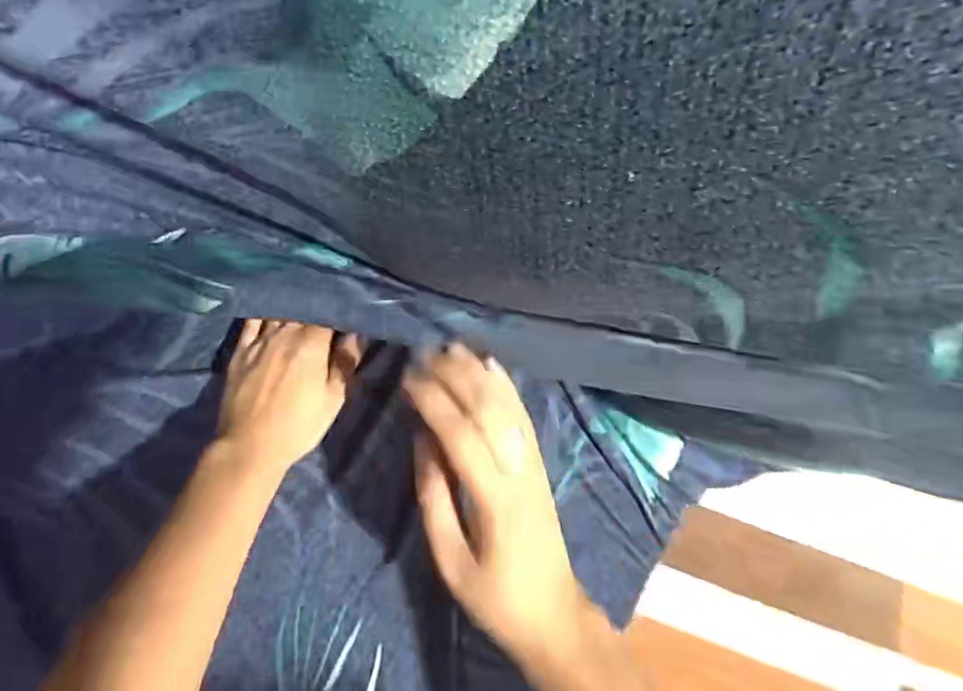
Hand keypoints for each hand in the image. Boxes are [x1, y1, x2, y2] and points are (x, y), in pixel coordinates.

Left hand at [216, 319, 362, 477]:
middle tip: (322, 316)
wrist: (250, 445)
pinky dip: (262, 314)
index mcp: (311, 343)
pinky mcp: (240, 350)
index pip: (327, 315)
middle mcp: (285, 333)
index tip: (342, 318)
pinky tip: (269, 312)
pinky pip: (251, 322)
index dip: (335, 314)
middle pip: (302, 311)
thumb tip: (355, 334)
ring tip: (298, 310)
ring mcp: (259, 340)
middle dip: (314, 310)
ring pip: (278, 313)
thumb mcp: (333, 399)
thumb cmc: (298, 425)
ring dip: (290, 309)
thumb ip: (345, 362)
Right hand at [403, 343, 591, 663]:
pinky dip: (505, 385)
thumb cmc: (495, 595)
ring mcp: (533, 463)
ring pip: (506, 405)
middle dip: (454, 376)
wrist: (555, 615)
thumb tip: (420, 438)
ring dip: (478, 372)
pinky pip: (522, 414)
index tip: (406, 377)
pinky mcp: (539, 462)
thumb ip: (433, 497)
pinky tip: (489, 363)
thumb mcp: (451, 561)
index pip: (461, 434)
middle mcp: (519, 471)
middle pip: (487, 410)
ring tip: (450, 346)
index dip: (433, 401)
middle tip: (422, 353)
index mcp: (495, 499)